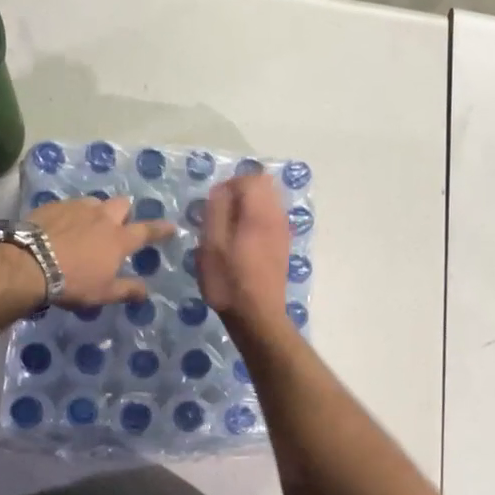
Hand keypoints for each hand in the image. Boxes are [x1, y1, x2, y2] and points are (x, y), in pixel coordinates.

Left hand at [30, 196, 175, 305]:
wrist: (29, 263)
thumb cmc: (73, 281)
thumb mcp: (104, 293)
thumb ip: (127, 290)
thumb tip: (146, 292)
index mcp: (118, 238)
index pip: (147, 230)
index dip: (161, 229)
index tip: (170, 226)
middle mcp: (102, 216)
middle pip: (122, 204)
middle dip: (124, 213)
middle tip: (117, 227)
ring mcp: (77, 207)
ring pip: (95, 202)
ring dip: (97, 212)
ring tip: (86, 227)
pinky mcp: (54, 205)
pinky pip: (70, 205)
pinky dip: (72, 215)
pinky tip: (62, 228)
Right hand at [197, 175, 291, 334]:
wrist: (257, 316)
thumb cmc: (228, 281)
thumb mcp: (212, 244)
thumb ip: (216, 211)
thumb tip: (222, 190)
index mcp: (260, 213)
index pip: (251, 178)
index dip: (229, 185)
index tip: (212, 205)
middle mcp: (277, 217)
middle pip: (264, 187)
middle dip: (240, 194)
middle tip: (219, 216)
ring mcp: (283, 233)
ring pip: (268, 203)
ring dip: (248, 209)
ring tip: (228, 231)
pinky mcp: (283, 247)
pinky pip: (270, 221)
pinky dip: (255, 223)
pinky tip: (240, 245)